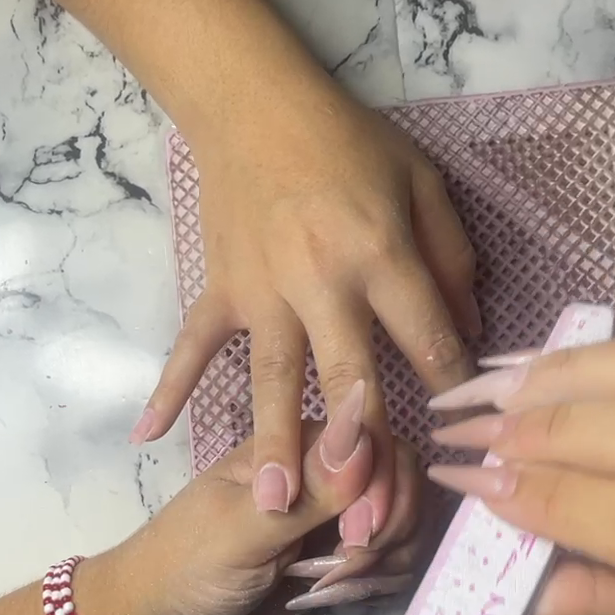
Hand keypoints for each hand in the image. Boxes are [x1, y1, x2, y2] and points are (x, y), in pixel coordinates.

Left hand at [83, 382, 425, 614]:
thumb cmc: (189, 562)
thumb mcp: (245, 527)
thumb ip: (309, 485)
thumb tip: (360, 410)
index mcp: (299, 446)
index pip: (379, 444)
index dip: (383, 491)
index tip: (358, 539)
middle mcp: (327, 473)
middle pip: (402, 483)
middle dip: (388, 530)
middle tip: (345, 567)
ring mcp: (337, 514)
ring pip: (402, 523)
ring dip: (383, 560)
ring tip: (329, 586)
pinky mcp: (340, 554)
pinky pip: (390, 558)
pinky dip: (376, 580)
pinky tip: (331, 594)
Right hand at [132, 95, 479, 556]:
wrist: (256, 108)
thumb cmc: (347, 143)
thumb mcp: (422, 182)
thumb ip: (451, 257)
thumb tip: (468, 329)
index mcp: (381, 254)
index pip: (424, 336)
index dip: (448, 386)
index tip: (456, 435)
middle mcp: (321, 284)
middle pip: (344, 374)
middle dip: (357, 440)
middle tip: (361, 506)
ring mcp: (261, 294)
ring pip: (271, 378)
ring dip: (274, 440)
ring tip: (271, 502)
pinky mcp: (220, 292)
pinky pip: (192, 347)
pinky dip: (168, 389)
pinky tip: (147, 434)